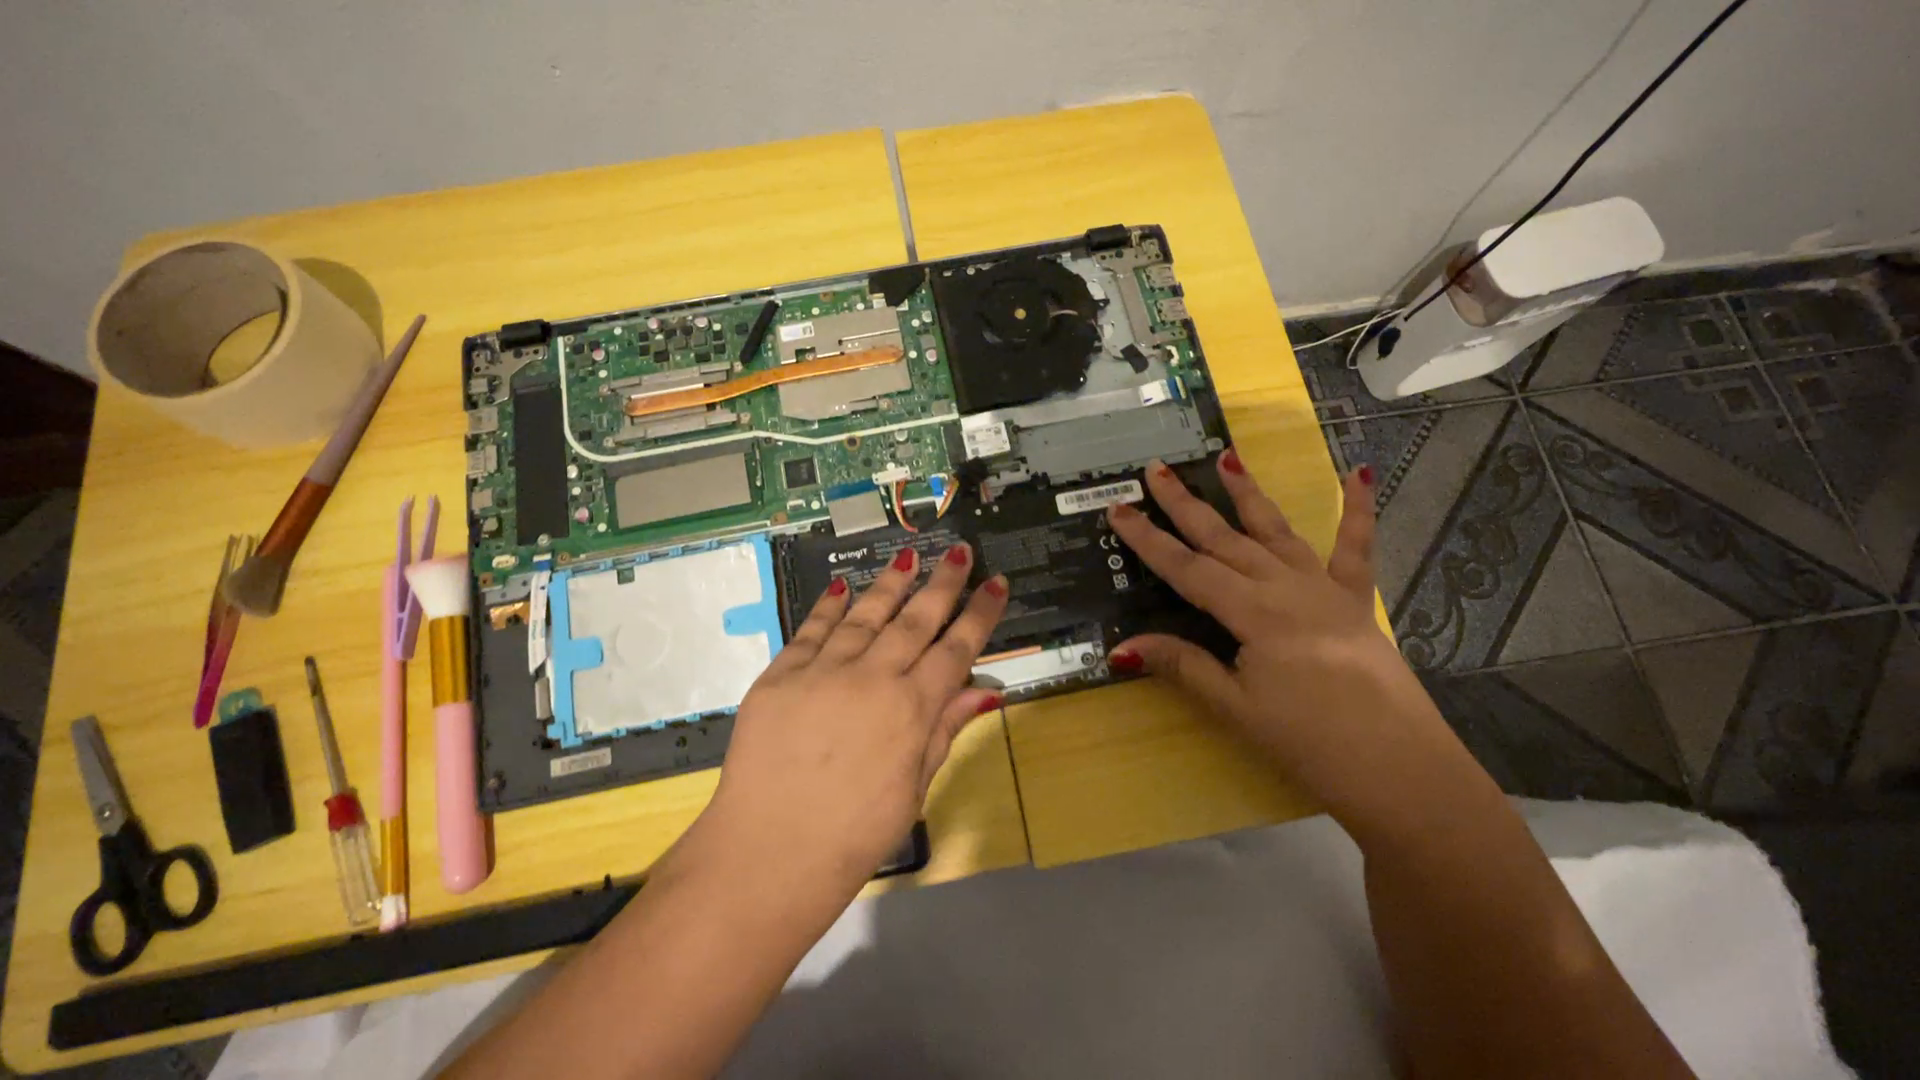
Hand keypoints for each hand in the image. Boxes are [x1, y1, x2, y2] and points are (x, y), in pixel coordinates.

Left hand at [706, 543, 1009, 884]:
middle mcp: (872, 678)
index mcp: (911, 710)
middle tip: (958, 551)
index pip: (956, 651)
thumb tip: (985, 692)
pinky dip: (828, 607)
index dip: (980, 615)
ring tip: (908, 557)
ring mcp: (822, 672)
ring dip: (889, 584)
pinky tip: (842, 587)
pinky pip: (810, 631)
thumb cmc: (853, 835)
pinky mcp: (780, 676)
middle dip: (942, 584)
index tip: (996, 584)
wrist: (770, 850)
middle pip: (915, 621)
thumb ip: (943, 732)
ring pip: (864, 616)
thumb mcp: (913, 789)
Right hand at [1106, 452, 1485, 835]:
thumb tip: (1121, 647)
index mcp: (1253, 613)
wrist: (1398, 767)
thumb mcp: (1236, 708)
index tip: (1118, 510)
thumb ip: (1183, 667)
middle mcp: (1286, 587)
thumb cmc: (1309, 742)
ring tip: (1228, 456)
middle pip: (1225, 539)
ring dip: (1249, 494)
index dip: (1149, 540)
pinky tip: (1359, 472)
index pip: (1187, 568)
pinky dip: (1357, 510)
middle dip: (1186, 504)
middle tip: (1156, 470)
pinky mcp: (1355, 600)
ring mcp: (1324, 588)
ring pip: (1277, 531)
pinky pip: (1355, 548)